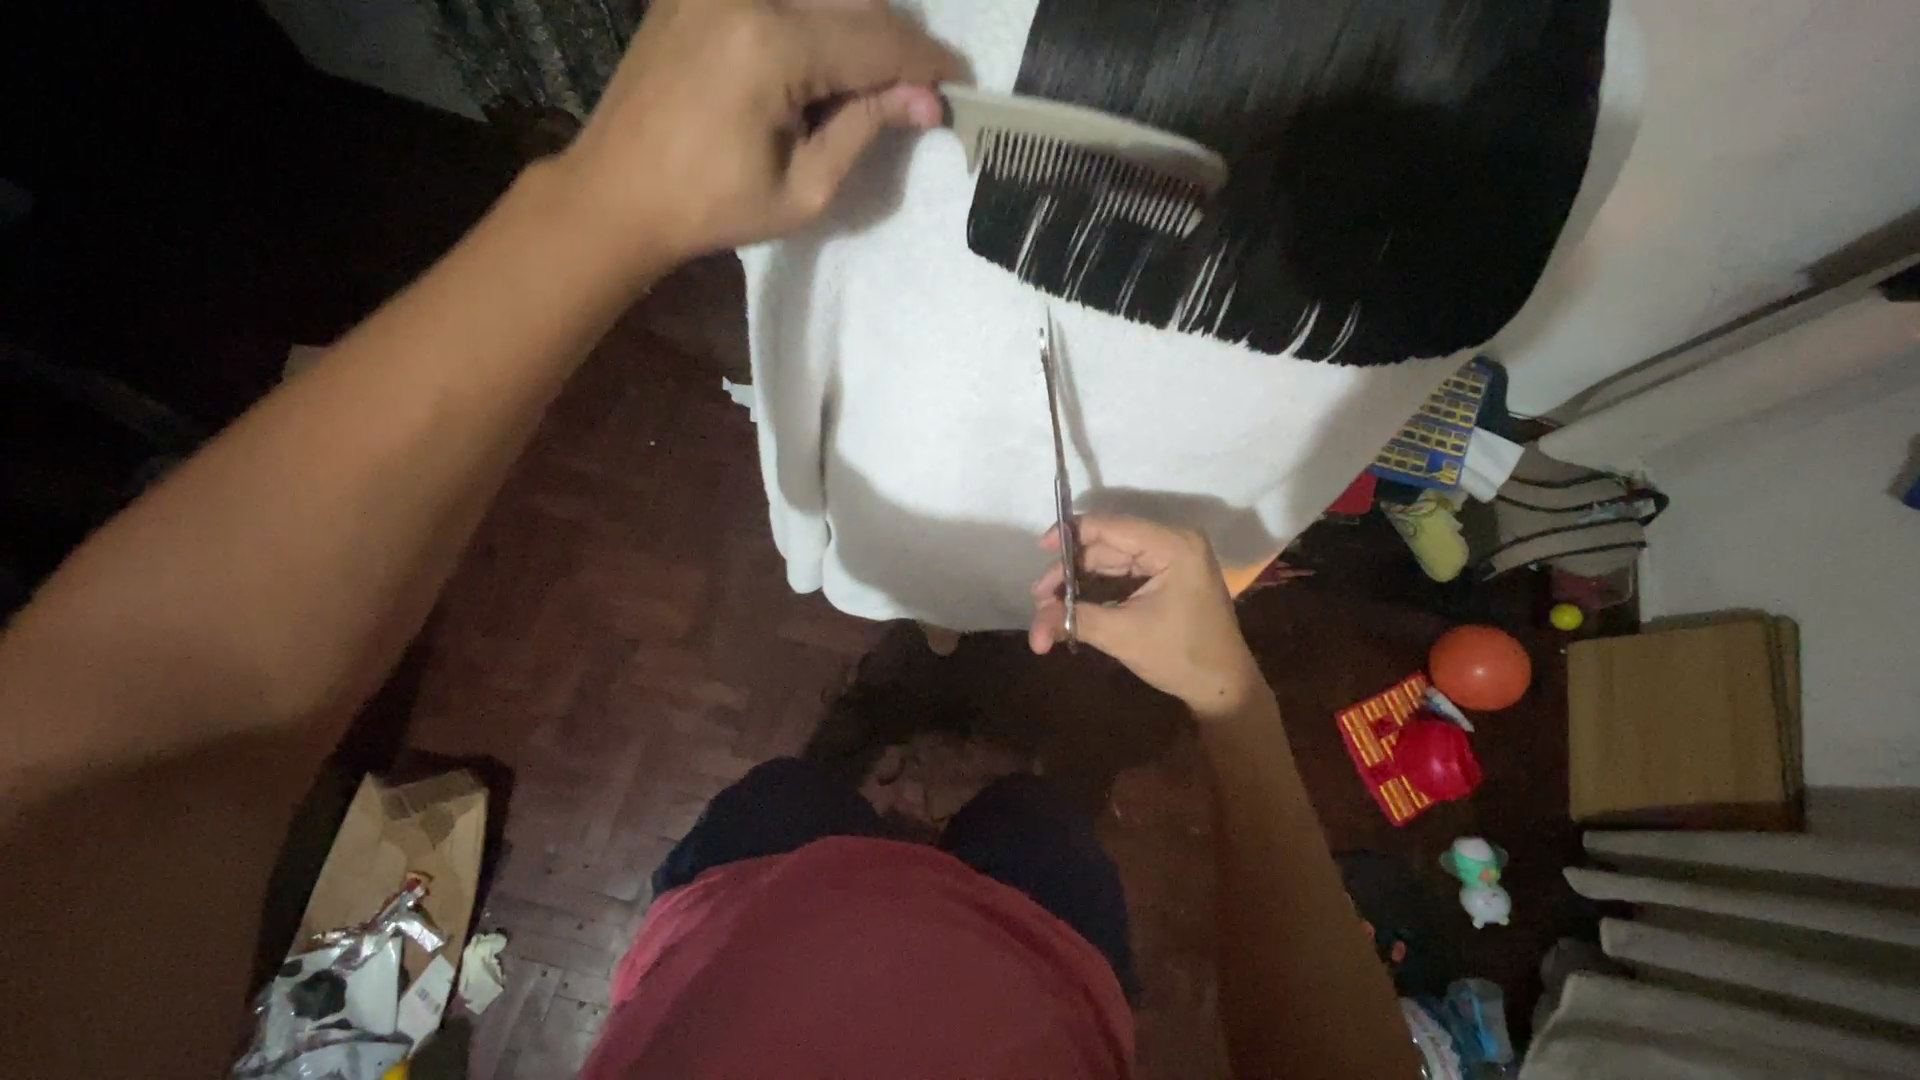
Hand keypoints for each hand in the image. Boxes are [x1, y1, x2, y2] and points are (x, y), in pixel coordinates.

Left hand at [555, 0, 959, 265]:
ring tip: (871, 83)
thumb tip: (926, 101)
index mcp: (771, 45)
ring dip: (857, 29)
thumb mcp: (803, 189)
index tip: (960, 84)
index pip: (876, 41)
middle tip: (920, 90)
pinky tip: (820, 65)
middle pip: (854, 1)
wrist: (618, 191)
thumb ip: (864, 130)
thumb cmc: (711, 208)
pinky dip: (814, 20)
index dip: (925, 64)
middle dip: (896, 44)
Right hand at [1030, 516, 1266, 718]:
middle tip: (1038, 599)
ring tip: (1048, 608)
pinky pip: (1122, 574)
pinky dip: (1097, 589)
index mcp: (1173, 546)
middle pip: (1106, 545)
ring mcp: (1171, 560)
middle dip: (1070, 571)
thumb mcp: (1123, 635)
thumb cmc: (1181, 656)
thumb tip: (1034, 624)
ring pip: (1110, 560)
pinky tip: (1073, 605)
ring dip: (1079, 583)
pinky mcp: (1166, 577)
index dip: (1070, 535)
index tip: (1040, 550)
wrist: (1222, 688)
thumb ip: (1075, 620)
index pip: (1110, 527)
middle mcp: (1173, 543)